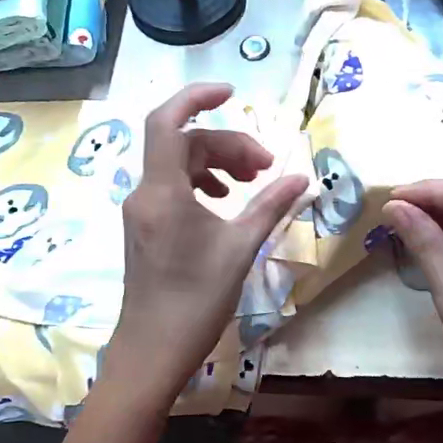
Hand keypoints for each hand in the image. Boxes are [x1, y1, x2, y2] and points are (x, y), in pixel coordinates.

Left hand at [106, 83, 307, 403]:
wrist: (153, 349)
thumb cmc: (197, 299)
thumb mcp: (240, 248)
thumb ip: (270, 206)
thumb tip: (300, 179)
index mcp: (163, 191)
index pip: (168, 122)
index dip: (197, 98)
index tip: (232, 92)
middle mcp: (145, 193)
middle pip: (184, 144)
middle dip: (226, 145)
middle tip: (265, 167)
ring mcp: (141, 211)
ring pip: (178, 165)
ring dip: (215, 163)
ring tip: (250, 182)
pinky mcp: (145, 227)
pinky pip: (172, 187)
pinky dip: (200, 184)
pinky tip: (223, 202)